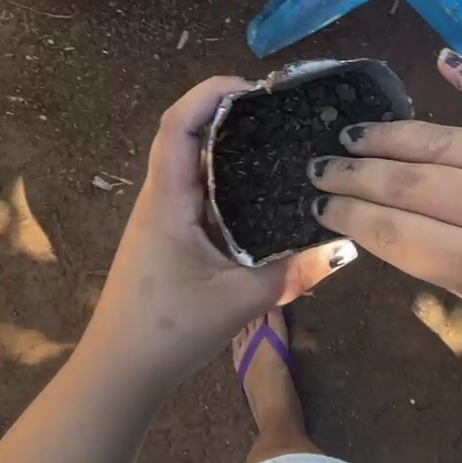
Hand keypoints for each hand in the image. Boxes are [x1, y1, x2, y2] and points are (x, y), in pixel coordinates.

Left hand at [83, 76, 357, 388]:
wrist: (118, 374)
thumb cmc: (168, 331)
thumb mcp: (238, 301)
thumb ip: (293, 274)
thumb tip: (343, 246)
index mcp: (168, 200)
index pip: (177, 125)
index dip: (209, 93)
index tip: (253, 88)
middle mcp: (161, 197)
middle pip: (186, 133)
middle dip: (227, 110)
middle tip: (277, 110)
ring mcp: (162, 215)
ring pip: (192, 160)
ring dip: (225, 141)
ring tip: (274, 137)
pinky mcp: (169, 233)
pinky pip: (198, 187)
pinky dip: (225, 173)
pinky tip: (258, 186)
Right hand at [310, 50, 461, 386]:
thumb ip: (453, 268)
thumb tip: (404, 230)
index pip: (393, 233)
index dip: (349, 218)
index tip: (317, 206)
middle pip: (407, 181)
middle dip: (354, 175)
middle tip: (318, 166)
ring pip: (442, 140)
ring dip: (390, 136)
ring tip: (353, 133)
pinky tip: (443, 59)